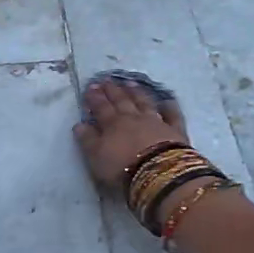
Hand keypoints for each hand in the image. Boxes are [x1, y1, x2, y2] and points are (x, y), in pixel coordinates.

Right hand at [73, 76, 189, 189]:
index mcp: (113, 124)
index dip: (95, 97)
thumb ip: (87, 140)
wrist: (158, 172)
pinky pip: (172, 114)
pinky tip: (167, 100)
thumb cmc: (121, 167)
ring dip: (136, 93)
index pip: (101, 107)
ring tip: (130, 83)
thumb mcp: (96, 156)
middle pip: (122, 101)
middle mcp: (134, 118)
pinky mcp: (174, 130)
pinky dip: (169, 106)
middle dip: (113, 90)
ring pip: (144, 103)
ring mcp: (156, 121)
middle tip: (106, 80)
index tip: (90, 86)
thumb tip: (79, 124)